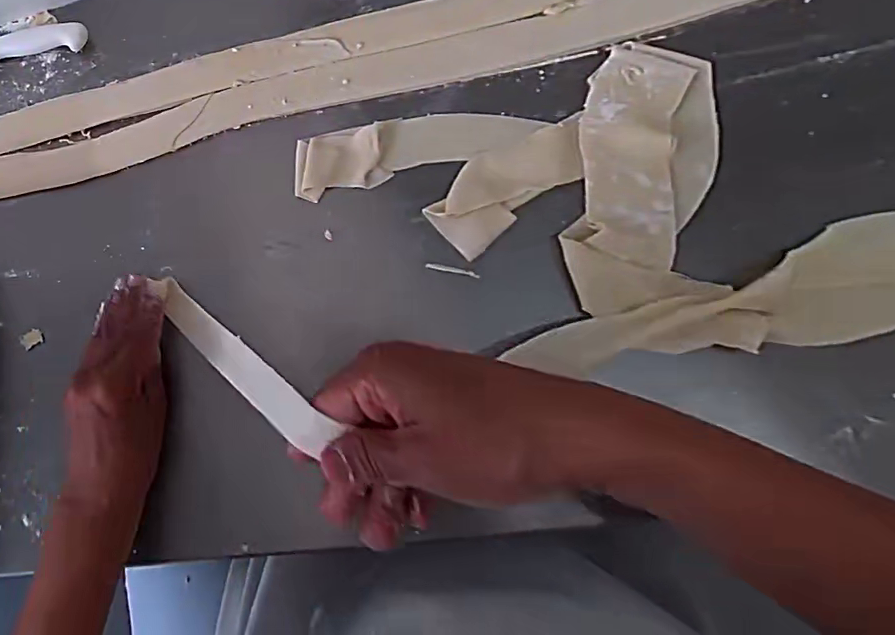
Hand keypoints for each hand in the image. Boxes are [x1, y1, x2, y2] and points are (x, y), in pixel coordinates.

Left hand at [59, 275, 166, 515]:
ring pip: (100, 335)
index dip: (150, 312)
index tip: (158, 291)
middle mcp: (92, 375)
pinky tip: (108, 314)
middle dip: (129, 302)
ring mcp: (78, 378)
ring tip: (123, 286)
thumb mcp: (155, 413)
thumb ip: (150, 372)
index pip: (138, 337)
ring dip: (113, 309)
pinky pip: (91, 348)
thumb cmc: (134, 461)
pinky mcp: (72, 384)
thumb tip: (150, 342)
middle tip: (139, 279)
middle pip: (115, 330)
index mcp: (116, 383)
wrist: (95, 493)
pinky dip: (102, 328)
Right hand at [304, 341, 659, 548]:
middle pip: (355, 425)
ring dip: (384, 484)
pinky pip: (413, 435)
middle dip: (355, 477)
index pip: (326, 406)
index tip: (321, 484)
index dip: (320, 450)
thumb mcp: (420, 460)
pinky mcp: (448, 402)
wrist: (574, 434)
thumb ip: (364, 460)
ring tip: (388, 525)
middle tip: (353, 515)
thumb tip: (328, 459)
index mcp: (381, 370)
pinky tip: (416, 506)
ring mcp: (425, 385)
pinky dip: (410, 471)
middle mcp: (398, 370)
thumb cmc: (503, 436)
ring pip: (386, 437)